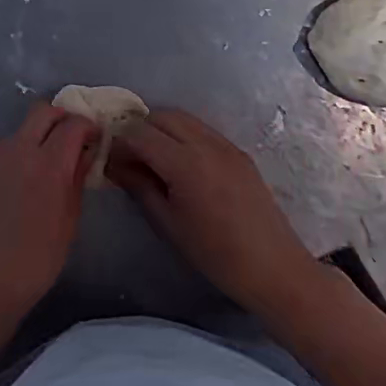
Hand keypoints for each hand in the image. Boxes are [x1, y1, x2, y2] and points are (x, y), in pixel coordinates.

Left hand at [0, 102, 98, 313]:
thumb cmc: (40, 255)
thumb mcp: (71, 217)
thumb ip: (78, 176)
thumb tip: (88, 151)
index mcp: (49, 162)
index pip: (73, 124)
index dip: (88, 126)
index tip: (96, 138)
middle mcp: (21, 148)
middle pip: (44, 111)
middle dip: (63, 118)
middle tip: (75, 138)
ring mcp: (0, 154)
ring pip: (25, 125)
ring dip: (42, 131)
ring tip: (54, 158)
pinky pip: (11, 144)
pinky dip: (26, 147)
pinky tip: (31, 174)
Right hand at [107, 109, 316, 314]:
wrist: (275, 269)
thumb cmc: (215, 254)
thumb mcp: (167, 223)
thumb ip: (139, 186)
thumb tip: (114, 164)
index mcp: (185, 163)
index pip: (140, 134)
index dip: (120, 143)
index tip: (110, 161)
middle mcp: (206, 144)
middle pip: (161, 115)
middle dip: (139, 129)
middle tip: (129, 156)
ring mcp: (225, 144)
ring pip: (182, 117)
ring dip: (161, 128)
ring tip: (153, 157)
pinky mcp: (238, 151)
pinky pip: (202, 129)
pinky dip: (183, 134)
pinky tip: (180, 162)